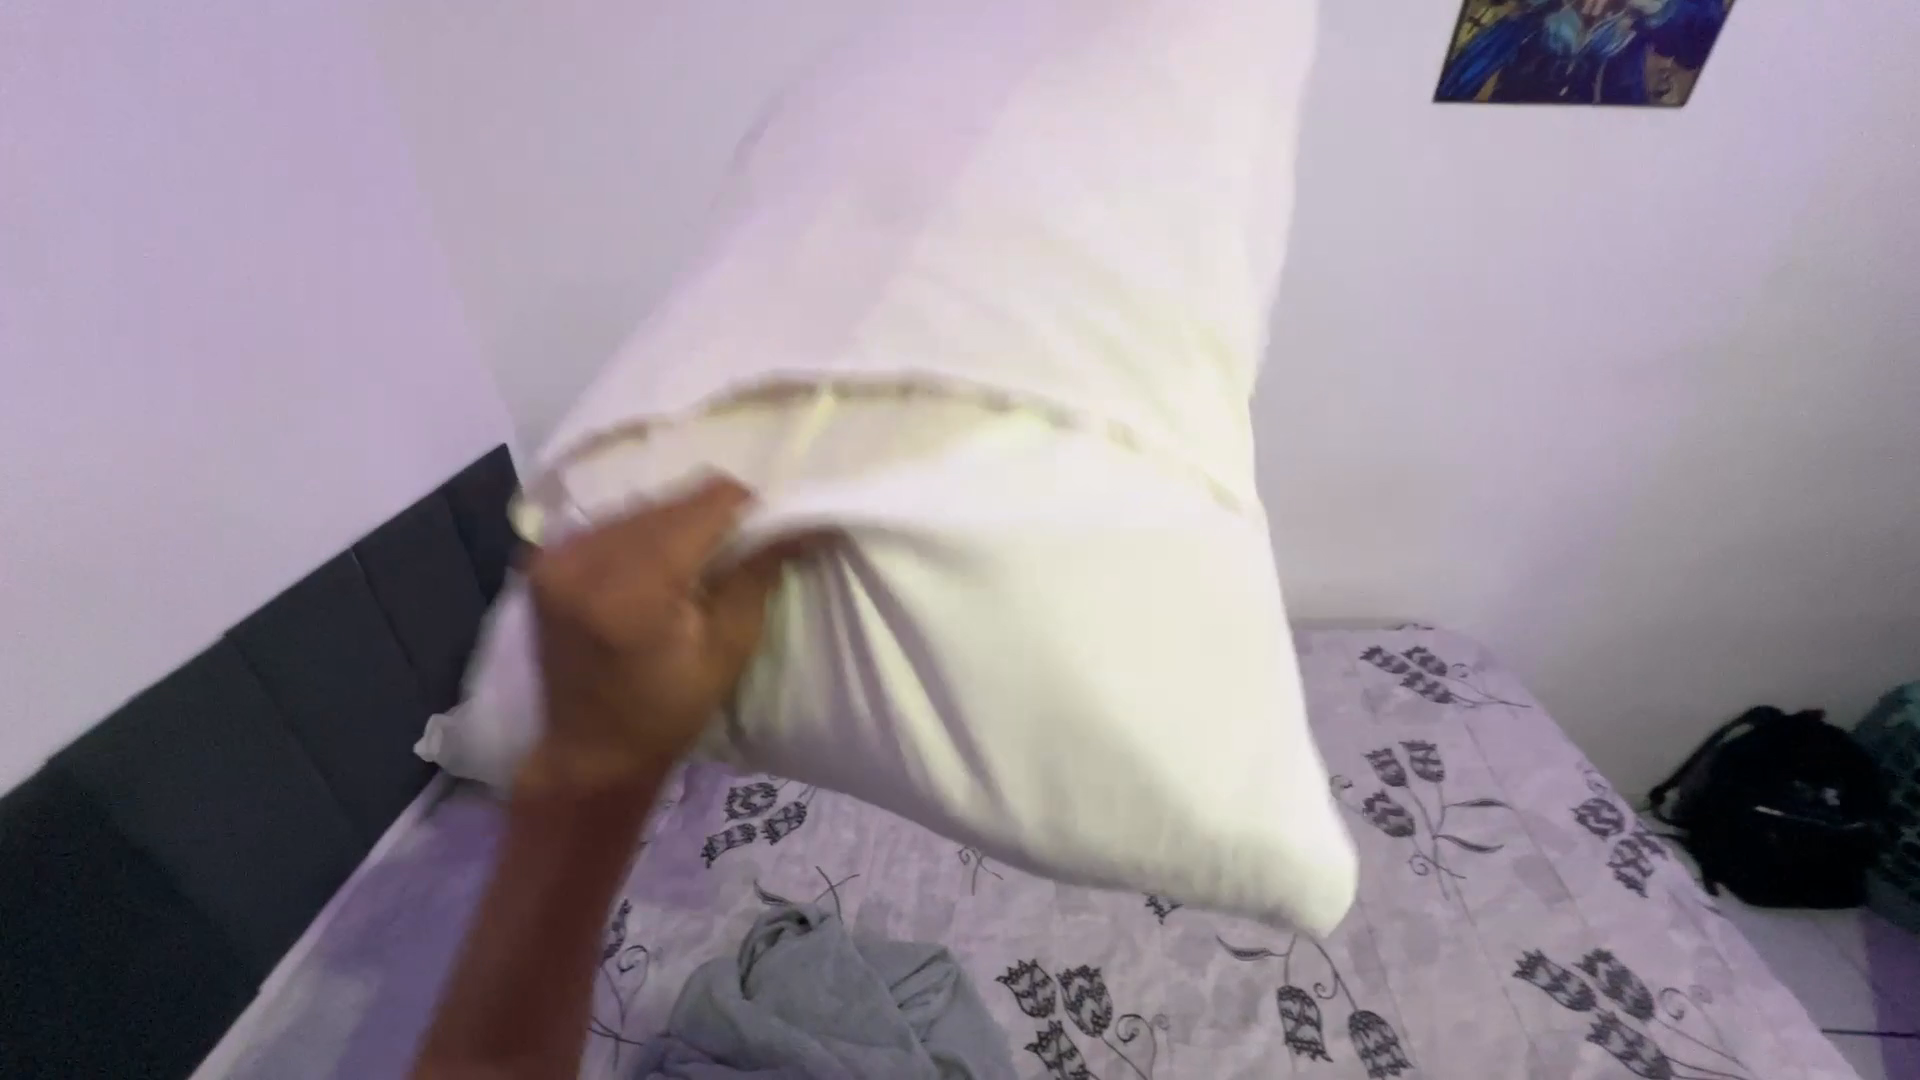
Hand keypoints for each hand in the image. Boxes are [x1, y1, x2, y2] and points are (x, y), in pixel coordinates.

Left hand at [519, 475, 809, 792]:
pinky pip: (616, 522)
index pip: (706, 503)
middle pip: (675, 501)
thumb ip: (759, 571)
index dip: (749, 509)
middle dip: (715, 519)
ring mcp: (559, 554)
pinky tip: (656, 571)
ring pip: (646, 506)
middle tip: (738, 554)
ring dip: (680, 525)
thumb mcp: (731, 644)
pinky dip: (647, 536)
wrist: (589, 750)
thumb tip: (806, 523)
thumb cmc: (670, 709)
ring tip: (696, 566)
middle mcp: (587, 556)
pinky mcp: (547, 558)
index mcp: (635, 586)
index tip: (771, 533)